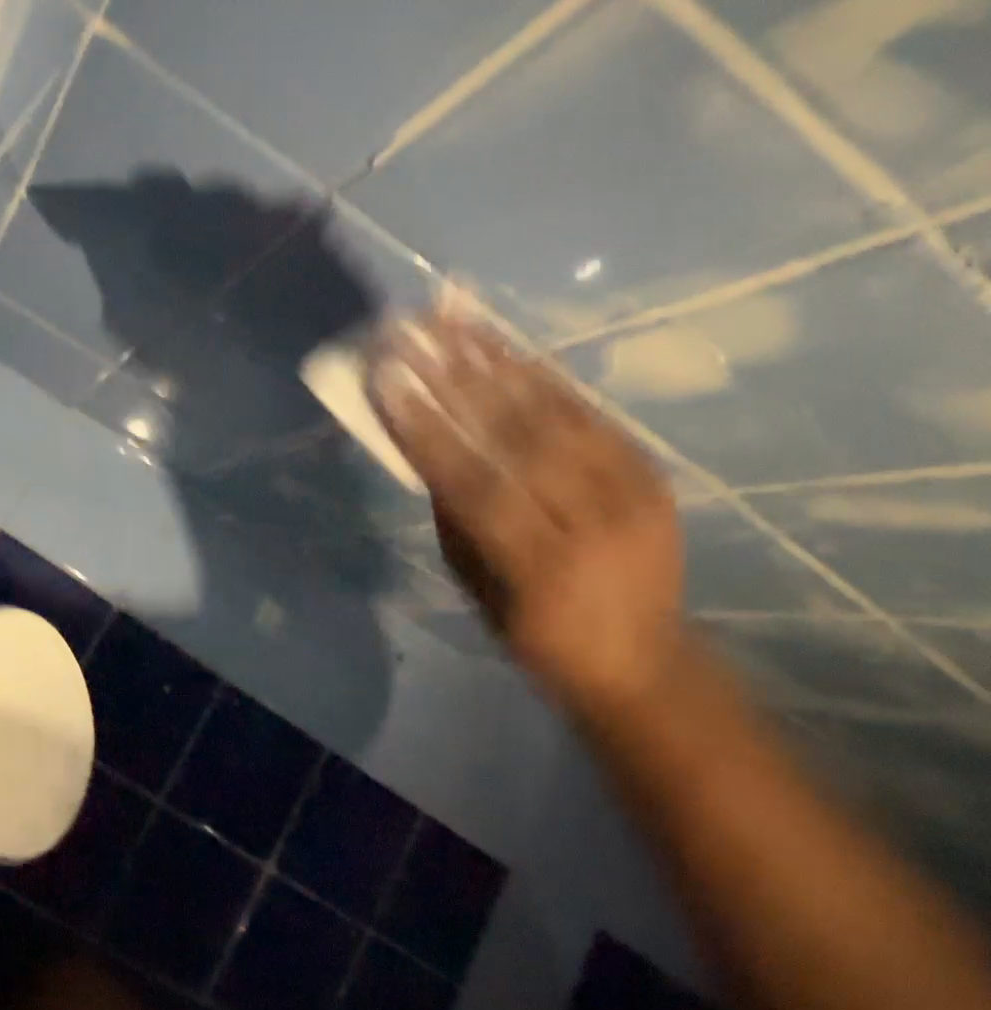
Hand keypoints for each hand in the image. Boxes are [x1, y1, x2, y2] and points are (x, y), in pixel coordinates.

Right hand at [371, 314, 689, 713]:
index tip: (387, 380)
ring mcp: (629, 490)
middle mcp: (589, 519)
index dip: (426, 426)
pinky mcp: (652, 471)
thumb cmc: (536, 634)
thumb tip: (428, 449)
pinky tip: (509, 348)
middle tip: (414, 333)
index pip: (470, 479)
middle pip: (514, 433)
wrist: (642, 658)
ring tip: (455, 320)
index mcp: (536, 562)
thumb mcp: (477, 589)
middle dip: (455, 376)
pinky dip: (546, 378)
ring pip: (554, 413)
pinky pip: (592, 415)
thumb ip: (455, 518)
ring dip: (498, 361)